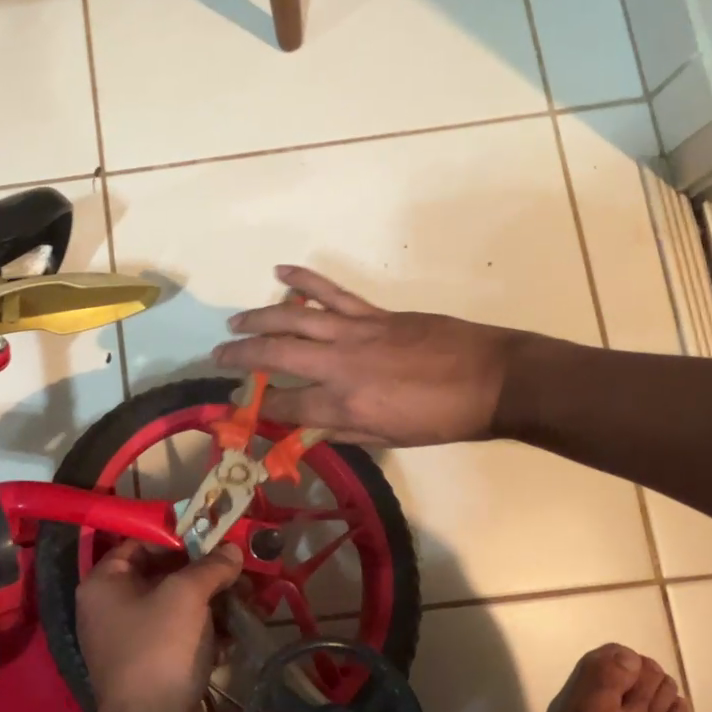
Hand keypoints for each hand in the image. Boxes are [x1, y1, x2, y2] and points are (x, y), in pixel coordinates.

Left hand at [77, 541, 244, 711]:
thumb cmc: (160, 649)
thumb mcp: (187, 595)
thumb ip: (210, 566)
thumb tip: (232, 549)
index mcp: (104, 583)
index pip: (141, 543)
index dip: (178, 536)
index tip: (214, 533)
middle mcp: (110, 608)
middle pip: (163, 575)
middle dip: (205, 571)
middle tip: (241, 565)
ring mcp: (131, 640)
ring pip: (178, 607)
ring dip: (214, 601)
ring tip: (252, 596)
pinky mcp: (153, 667)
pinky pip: (182, 636)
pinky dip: (209, 631)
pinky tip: (239, 630)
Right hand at [210, 265, 547, 446]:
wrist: (493, 379)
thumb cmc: (442, 419)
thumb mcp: (389, 438)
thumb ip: (342, 431)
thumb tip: (306, 427)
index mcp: (345, 406)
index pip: (286, 406)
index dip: (259, 407)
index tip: (242, 407)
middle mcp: (340, 366)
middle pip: (276, 356)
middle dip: (242, 357)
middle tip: (217, 357)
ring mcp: (355, 332)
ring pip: (294, 320)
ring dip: (259, 319)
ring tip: (235, 323)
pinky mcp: (373, 313)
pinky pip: (330, 293)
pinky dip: (303, 281)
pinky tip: (280, 273)